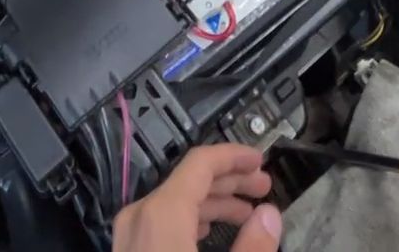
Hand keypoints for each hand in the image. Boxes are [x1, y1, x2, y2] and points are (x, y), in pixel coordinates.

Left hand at [112, 144, 281, 251]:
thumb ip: (252, 247)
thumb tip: (270, 215)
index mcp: (160, 213)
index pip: (200, 162)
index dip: (234, 156)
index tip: (260, 159)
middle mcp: (138, 216)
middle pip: (188, 181)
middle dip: (230, 180)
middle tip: (263, 187)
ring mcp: (128, 236)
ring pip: (175, 203)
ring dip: (213, 202)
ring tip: (248, 213)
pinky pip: (162, 223)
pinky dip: (191, 219)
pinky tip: (211, 229)